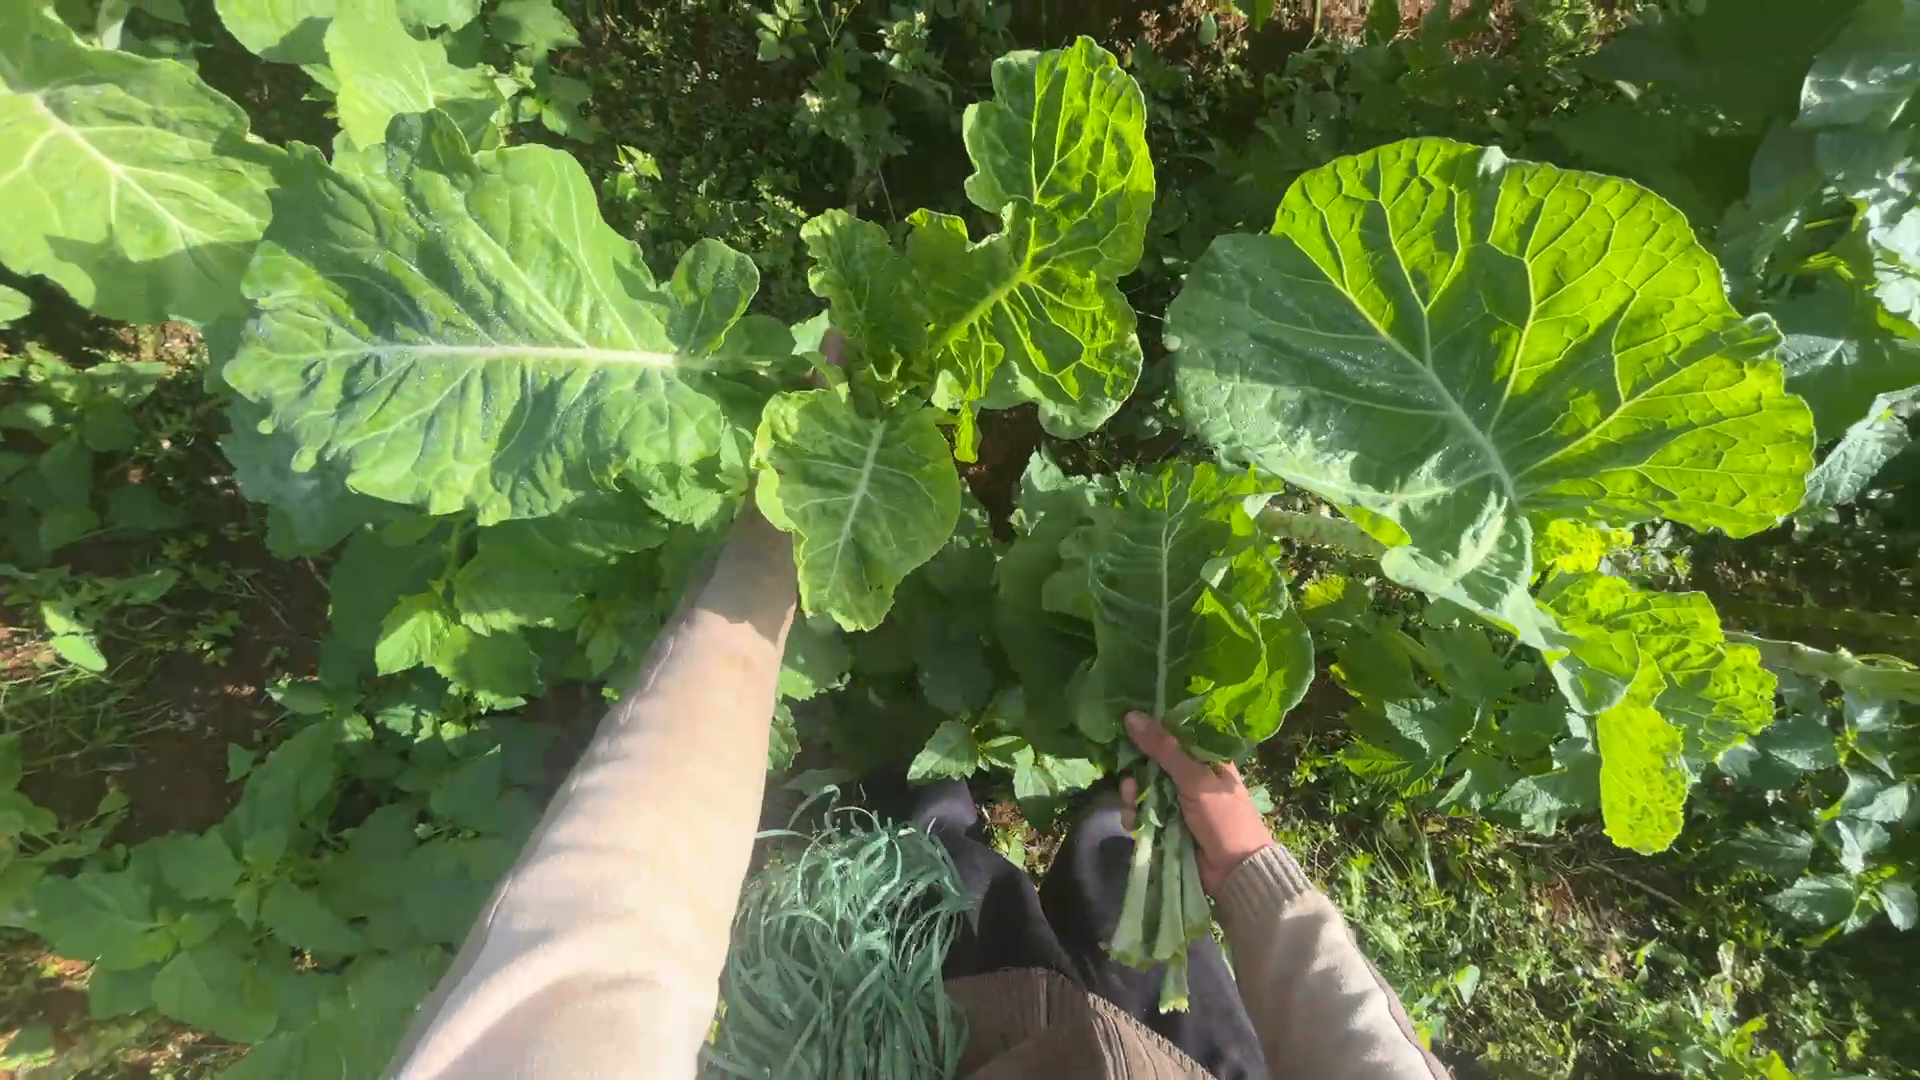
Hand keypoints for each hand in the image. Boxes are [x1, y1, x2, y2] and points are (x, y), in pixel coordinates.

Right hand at [1120, 711, 1274, 894]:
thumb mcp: (1195, 778)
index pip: (1171, 734)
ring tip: (1130, 799)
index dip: (1148, 729)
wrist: (1236, 874)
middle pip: (1151, 761)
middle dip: (1135, 766)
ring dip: (1132, 793)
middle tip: (1127, 773)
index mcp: (1204, 759)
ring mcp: (1175, 801)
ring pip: (1142, 787)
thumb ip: (1163, 748)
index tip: (1123, 723)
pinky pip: (1141, 812)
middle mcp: (1188, 776)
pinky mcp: (1165, 824)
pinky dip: (1134, 815)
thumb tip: (1131, 715)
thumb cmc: (1223, 818)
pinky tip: (1133, 821)